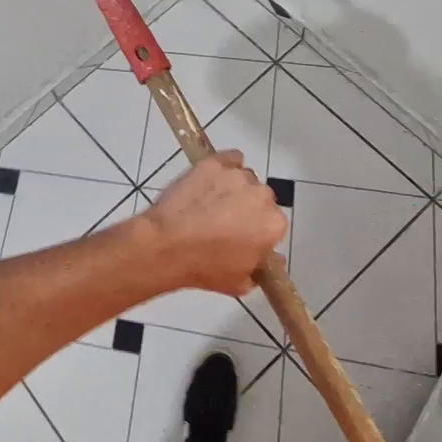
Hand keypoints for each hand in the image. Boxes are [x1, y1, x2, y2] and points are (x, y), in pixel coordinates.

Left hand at [142, 151, 288, 294]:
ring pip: (245, 179)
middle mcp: (262, 195)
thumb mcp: (241, 283)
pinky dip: (226, 165)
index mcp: (273, 225)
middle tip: (226, 221)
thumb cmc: (205, 267)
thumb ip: (262, 269)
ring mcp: (238, 175)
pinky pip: (231, 158)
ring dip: (235, 188)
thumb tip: (274, 258)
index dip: (259, 232)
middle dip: (248, 209)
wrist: (167, 244)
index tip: (243, 238)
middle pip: (261, 199)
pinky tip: (213, 177)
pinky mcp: (215, 162)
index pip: (275, 225)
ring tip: (211, 202)